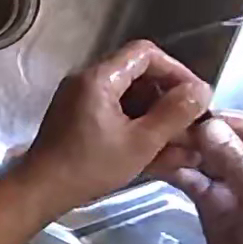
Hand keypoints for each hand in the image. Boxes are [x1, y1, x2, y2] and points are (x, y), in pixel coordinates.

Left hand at [8, 40, 210, 221]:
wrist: (41, 189)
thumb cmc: (90, 166)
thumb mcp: (140, 142)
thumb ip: (174, 114)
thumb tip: (201, 90)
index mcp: (98, 77)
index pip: (145, 54)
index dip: (176, 70)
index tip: (195, 96)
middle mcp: (86, 80)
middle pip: (137, 74)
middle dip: (167, 97)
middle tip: (189, 123)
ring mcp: (79, 98)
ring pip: (127, 96)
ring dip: (154, 115)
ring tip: (178, 143)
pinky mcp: (76, 116)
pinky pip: (113, 110)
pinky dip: (135, 125)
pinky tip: (155, 150)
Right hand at [149, 111, 242, 243]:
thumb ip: (238, 164)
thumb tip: (208, 125)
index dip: (238, 120)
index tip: (206, 117)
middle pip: (232, 142)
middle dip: (206, 135)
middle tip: (175, 128)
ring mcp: (238, 191)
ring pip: (209, 160)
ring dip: (188, 151)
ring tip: (164, 143)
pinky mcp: (214, 208)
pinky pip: (194, 182)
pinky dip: (179, 171)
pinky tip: (162, 164)